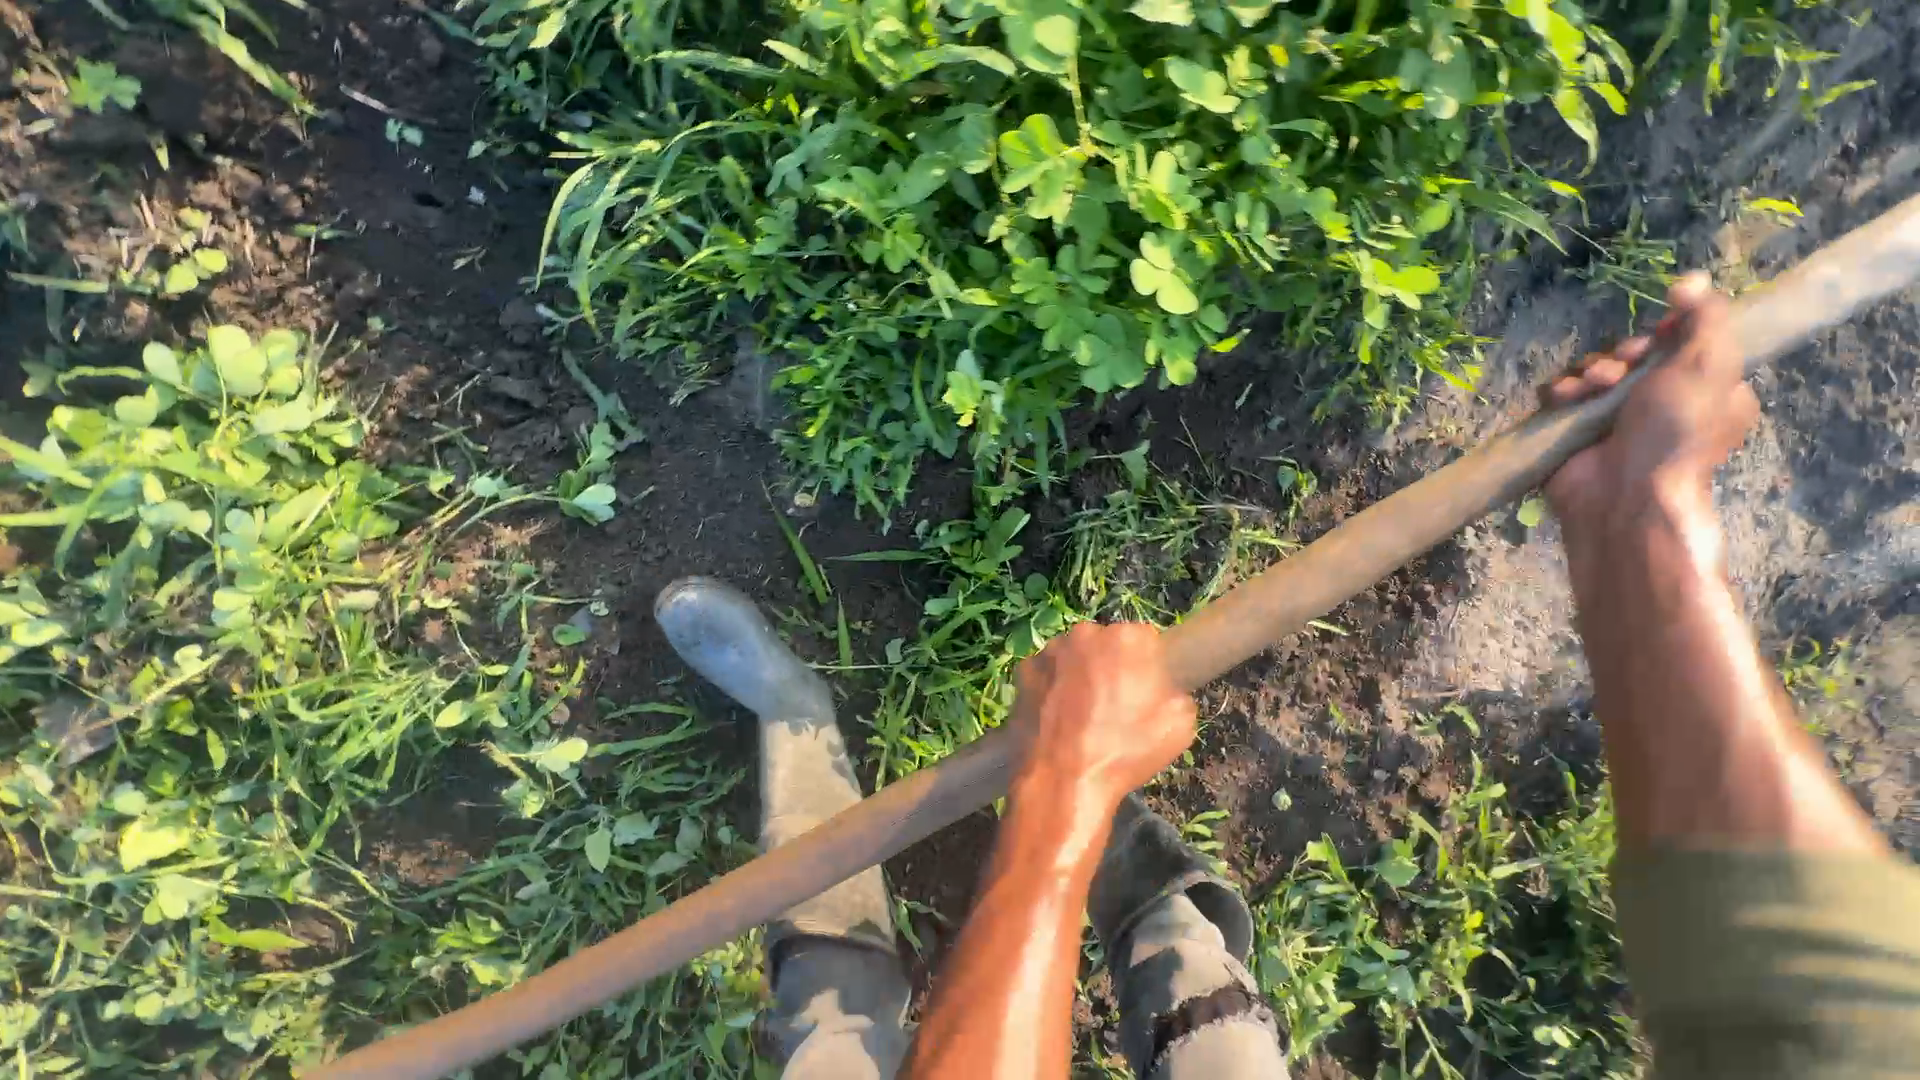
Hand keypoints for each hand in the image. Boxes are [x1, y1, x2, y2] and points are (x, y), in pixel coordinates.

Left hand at [1008, 623, 1195, 808]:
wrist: (1064, 780)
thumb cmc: (1125, 751)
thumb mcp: (1179, 725)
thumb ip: (1175, 692)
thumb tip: (1161, 689)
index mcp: (1127, 638)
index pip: (1144, 639)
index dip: (1147, 664)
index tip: (1144, 688)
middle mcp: (1086, 633)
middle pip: (1106, 643)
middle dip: (1110, 665)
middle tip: (1113, 702)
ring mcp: (1050, 650)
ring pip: (1073, 656)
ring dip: (1080, 674)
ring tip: (1082, 713)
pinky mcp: (1024, 669)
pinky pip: (1047, 673)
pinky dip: (1052, 687)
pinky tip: (1057, 715)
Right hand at [1542, 272, 1758, 532]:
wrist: (1624, 492)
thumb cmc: (1676, 430)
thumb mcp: (1709, 364)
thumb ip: (1705, 317)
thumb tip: (1689, 280)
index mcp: (1704, 390)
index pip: (1677, 346)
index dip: (1662, 336)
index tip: (1656, 338)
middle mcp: (1658, 403)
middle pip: (1629, 357)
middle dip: (1618, 357)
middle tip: (1618, 370)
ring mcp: (1610, 419)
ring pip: (1590, 373)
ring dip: (1586, 373)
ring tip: (1587, 389)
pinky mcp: (1570, 430)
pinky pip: (1557, 396)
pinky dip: (1558, 393)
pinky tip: (1563, 400)